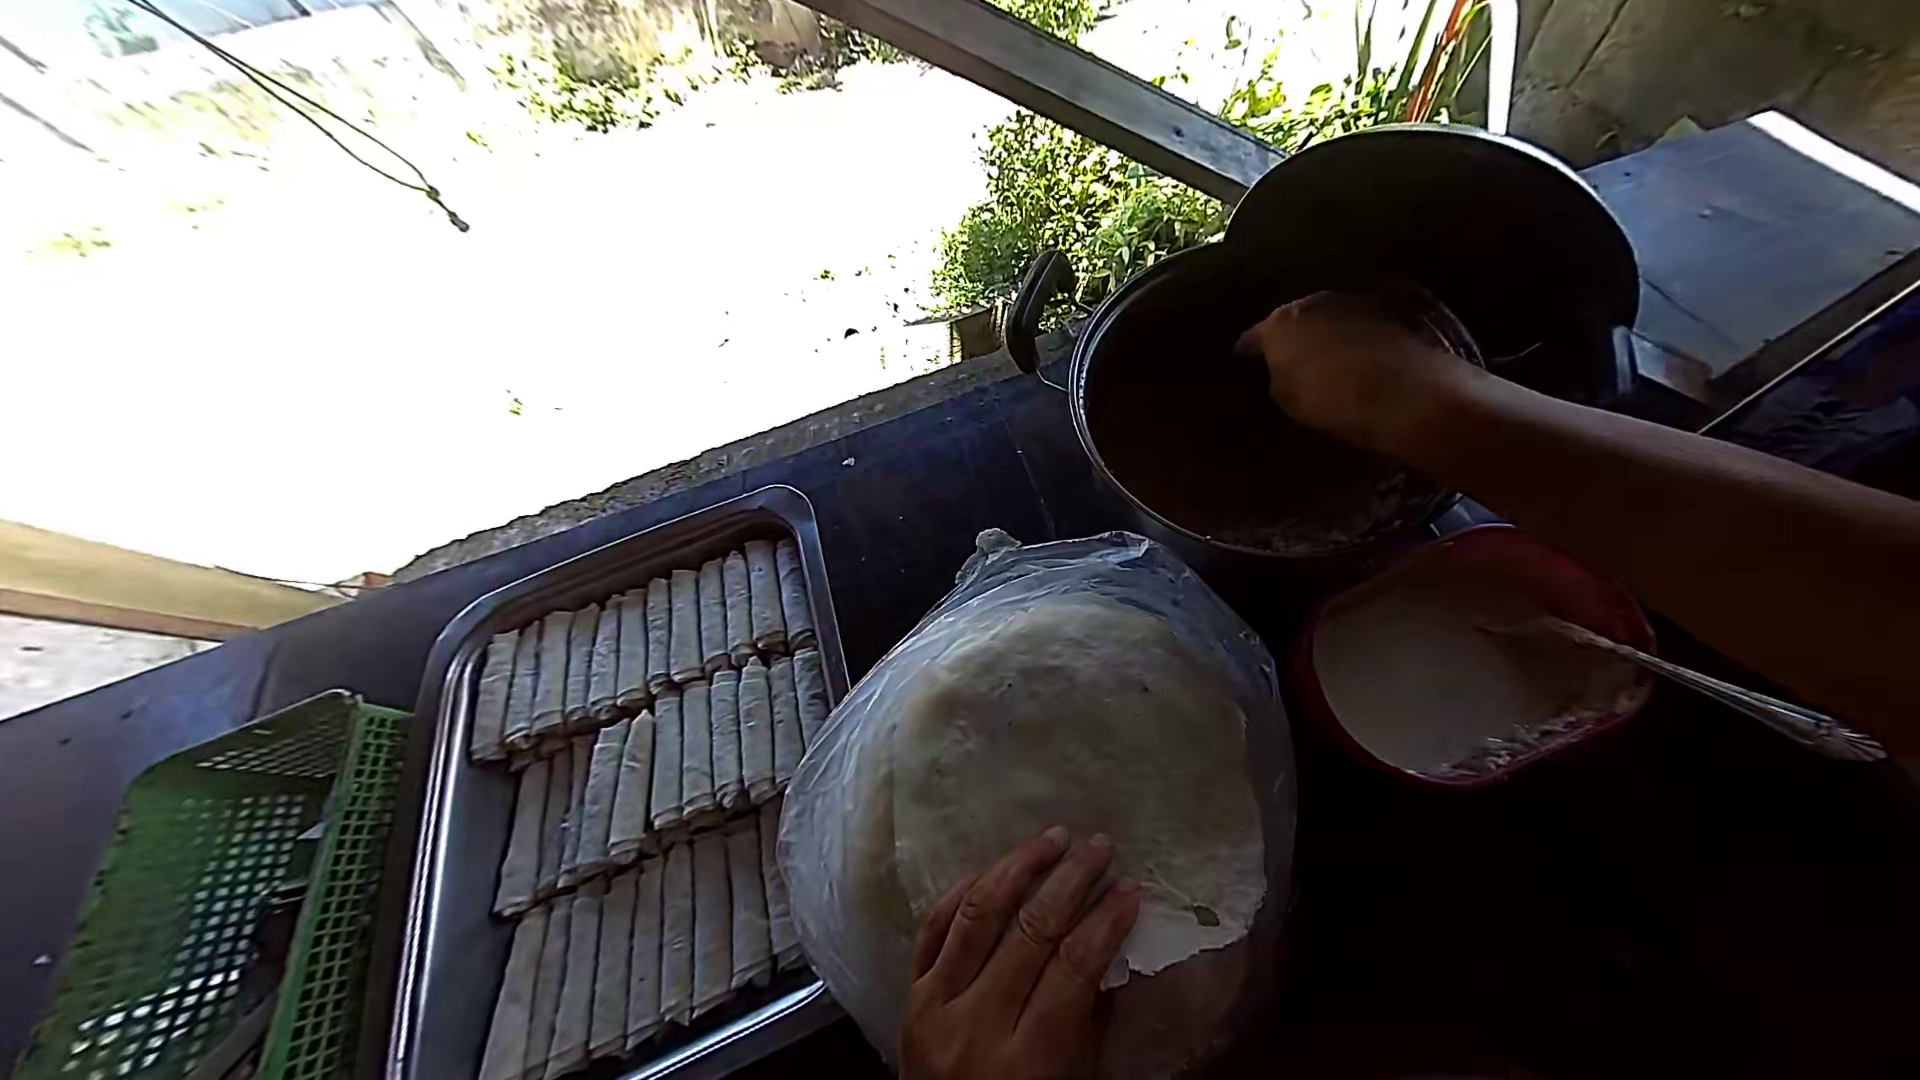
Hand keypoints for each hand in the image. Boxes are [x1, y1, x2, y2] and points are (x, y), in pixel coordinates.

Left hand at [901, 827, 1140, 1079]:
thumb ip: (1090, 1019)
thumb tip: (1114, 940)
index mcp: (1027, 1064)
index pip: (1073, 968)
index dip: (1106, 921)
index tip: (1129, 888)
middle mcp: (975, 1027)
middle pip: (1031, 930)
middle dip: (1071, 879)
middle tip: (1099, 845)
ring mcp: (934, 1006)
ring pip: (978, 913)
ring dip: (1019, 866)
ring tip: (1050, 838)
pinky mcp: (908, 995)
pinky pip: (932, 928)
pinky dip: (960, 892)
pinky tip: (989, 868)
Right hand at [1235, 290, 1473, 451]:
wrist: (1403, 393)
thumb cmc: (1328, 399)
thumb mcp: (1284, 394)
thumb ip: (1277, 372)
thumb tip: (1284, 364)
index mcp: (1280, 323)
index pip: (1255, 335)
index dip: (1248, 346)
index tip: (1241, 353)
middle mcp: (1315, 302)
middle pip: (1295, 318)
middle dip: (1290, 333)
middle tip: (1285, 351)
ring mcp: (1355, 302)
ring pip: (1327, 317)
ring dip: (1322, 332)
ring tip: (1320, 353)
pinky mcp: (1391, 312)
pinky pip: (1356, 325)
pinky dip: (1350, 336)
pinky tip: (1351, 354)